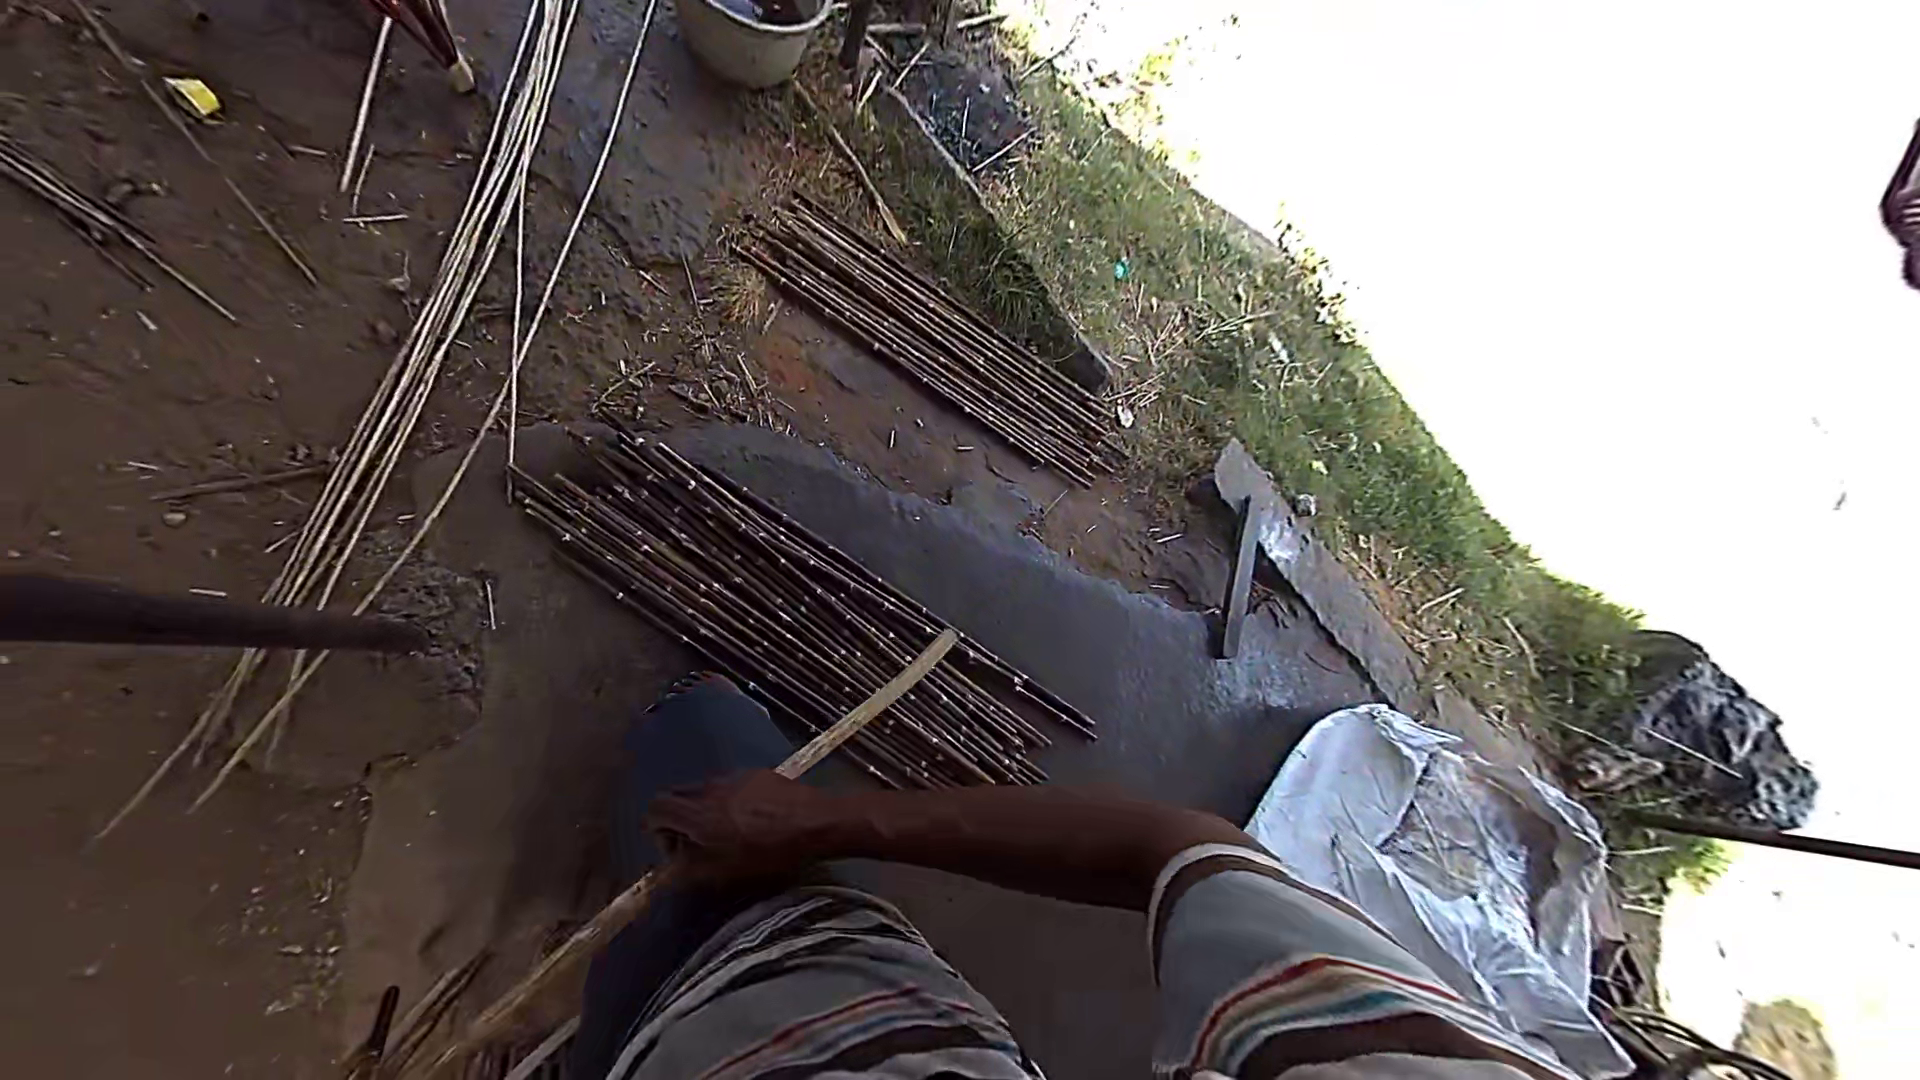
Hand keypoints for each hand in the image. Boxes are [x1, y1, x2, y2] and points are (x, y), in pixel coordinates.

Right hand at [645, 770, 844, 885]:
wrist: (814, 821)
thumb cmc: (768, 851)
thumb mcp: (722, 871)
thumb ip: (687, 866)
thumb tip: (673, 862)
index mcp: (698, 812)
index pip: (655, 807)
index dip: (656, 829)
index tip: (676, 848)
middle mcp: (711, 787)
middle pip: (677, 794)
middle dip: (678, 817)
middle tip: (697, 841)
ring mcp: (736, 775)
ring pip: (704, 788)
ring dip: (704, 808)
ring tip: (727, 831)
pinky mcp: (757, 772)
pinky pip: (730, 784)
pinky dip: (728, 799)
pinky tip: (751, 818)